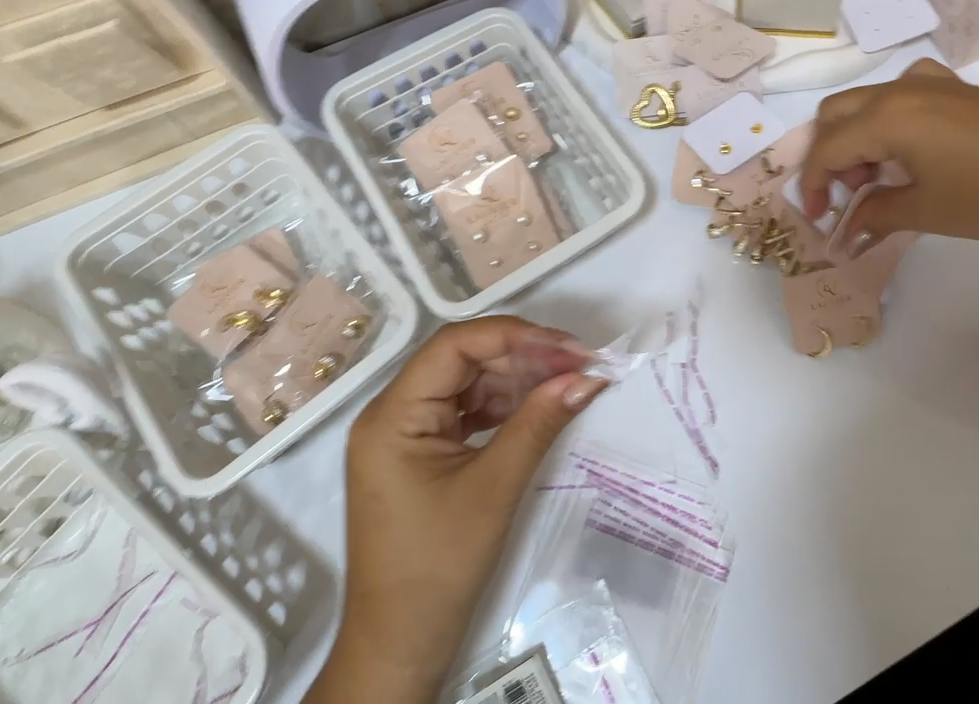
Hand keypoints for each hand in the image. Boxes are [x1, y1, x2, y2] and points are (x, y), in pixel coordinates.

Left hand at [310, 318, 608, 703]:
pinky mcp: (420, 455)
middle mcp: (392, 413)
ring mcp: (405, 434)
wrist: (401, 642)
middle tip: (580, 365)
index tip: (570, 348)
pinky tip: (539, 408)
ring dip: (517, 381)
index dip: (515, 336)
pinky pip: (464, 413)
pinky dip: (503, 408)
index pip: (455, 345)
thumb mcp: (494, 487)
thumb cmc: (439, 565)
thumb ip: (538, 423)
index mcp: (392, 414)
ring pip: (467, 384)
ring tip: (568, 383)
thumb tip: (587, 377)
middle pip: (462, 360)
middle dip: (522, 357)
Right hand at [800, 59, 978, 250]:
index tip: (819, 218)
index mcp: (886, 117)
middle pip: (836, 114)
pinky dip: (886, 121)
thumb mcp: (928, 211)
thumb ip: (876, 212)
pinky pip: (901, 95)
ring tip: (877, 179)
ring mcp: (932, 82)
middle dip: (828, 154)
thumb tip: (848, 223)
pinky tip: (910, 150)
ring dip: (856, 137)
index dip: (813, 184)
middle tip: (845, 194)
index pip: (826, 147)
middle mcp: (901, 90)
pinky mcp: (958, 87)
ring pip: (867, 101)